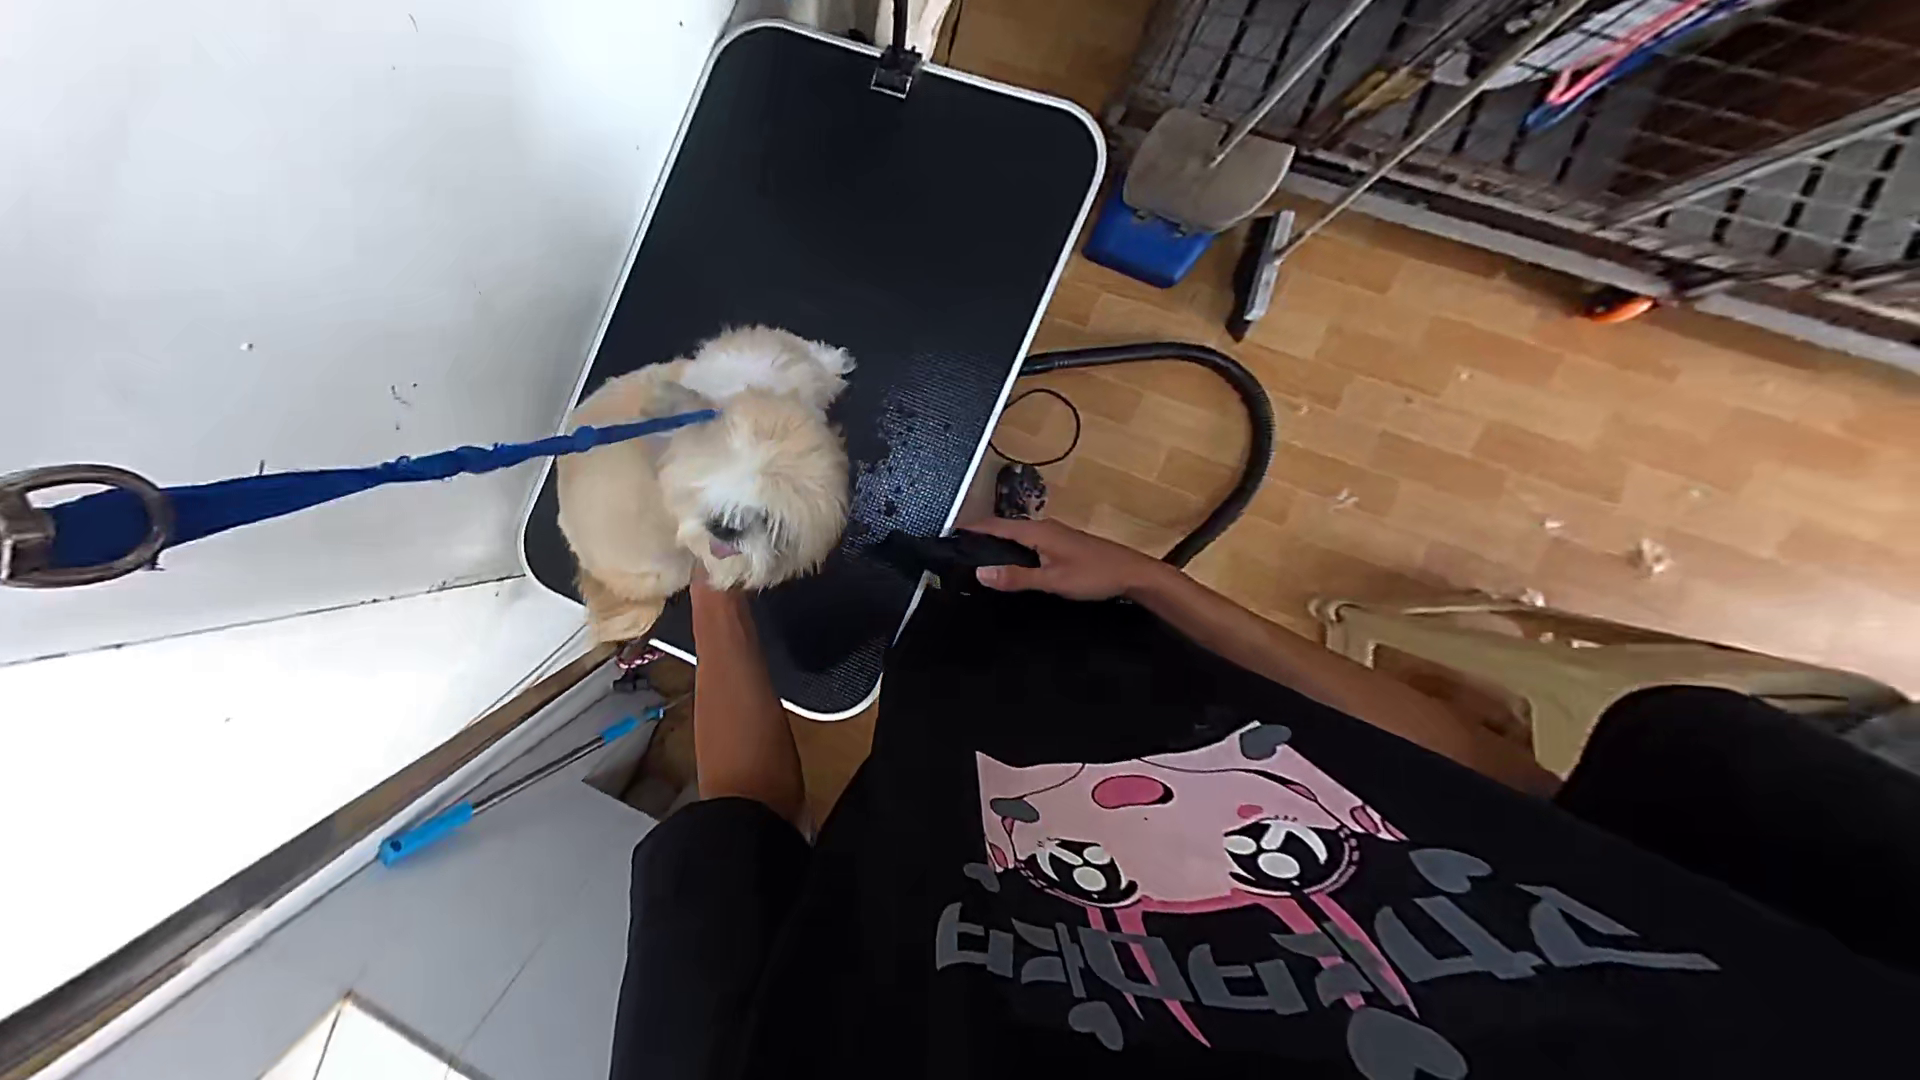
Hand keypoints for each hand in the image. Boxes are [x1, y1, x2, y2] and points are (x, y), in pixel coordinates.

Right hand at [960, 517, 1172, 600]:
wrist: (1132, 573)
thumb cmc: (1093, 575)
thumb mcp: (1052, 580)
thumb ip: (1016, 577)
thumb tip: (979, 573)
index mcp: (1037, 531)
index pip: (995, 525)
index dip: (971, 528)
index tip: (948, 533)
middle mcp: (1043, 527)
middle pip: (1004, 527)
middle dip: (980, 535)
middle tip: (957, 550)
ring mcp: (1053, 534)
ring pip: (1016, 535)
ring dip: (996, 542)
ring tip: (976, 557)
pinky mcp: (1061, 543)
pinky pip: (1028, 542)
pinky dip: (1012, 549)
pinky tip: (1010, 564)